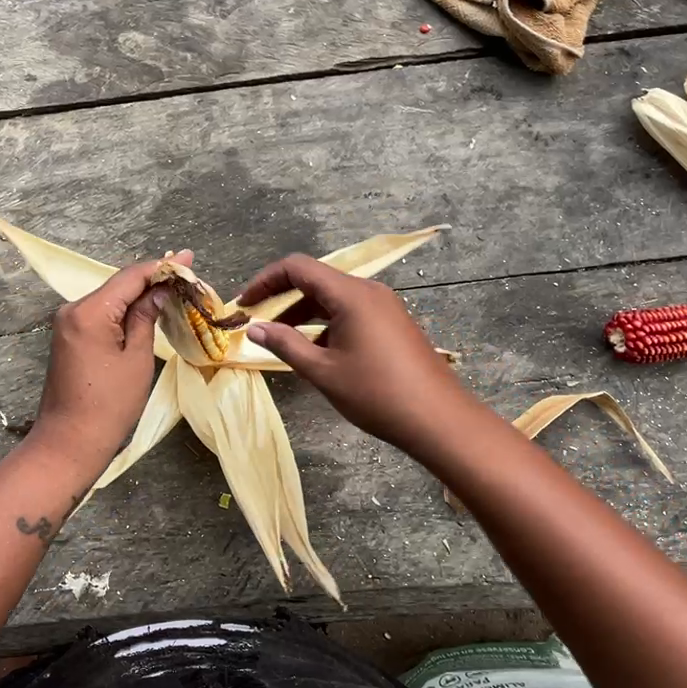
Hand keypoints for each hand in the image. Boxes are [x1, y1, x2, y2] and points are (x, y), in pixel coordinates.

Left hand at [28, 251, 189, 467]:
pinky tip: (146, 308)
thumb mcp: (137, 359)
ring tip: (173, 289)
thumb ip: (146, 318)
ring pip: (109, 298)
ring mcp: (67, 322)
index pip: (130, 277)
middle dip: (152, 280)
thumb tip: (159, 292)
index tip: (188, 258)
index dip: (161, 267)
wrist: (69, 442)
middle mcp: (73, 309)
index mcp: (89, 311)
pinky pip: (100, 313)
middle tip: (186, 276)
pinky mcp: (68, 336)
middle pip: (118, 284)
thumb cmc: (109, 405)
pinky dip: (123, 309)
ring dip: (138, 294)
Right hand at [238, 254, 478, 452]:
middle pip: (314, 279)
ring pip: (332, 296)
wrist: (441, 421)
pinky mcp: (392, 322)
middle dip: (281, 297)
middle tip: (257, 322)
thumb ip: (285, 344)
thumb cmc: (378, 394)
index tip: (245, 304)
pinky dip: (325, 321)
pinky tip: (316, 350)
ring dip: (302, 311)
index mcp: (350, 294)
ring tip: (281, 339)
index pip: (296, 267)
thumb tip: (254, 328)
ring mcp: (383, 306)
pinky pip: (349, 310)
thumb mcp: (323, 371)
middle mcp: (368, 291)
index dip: (265, 281)